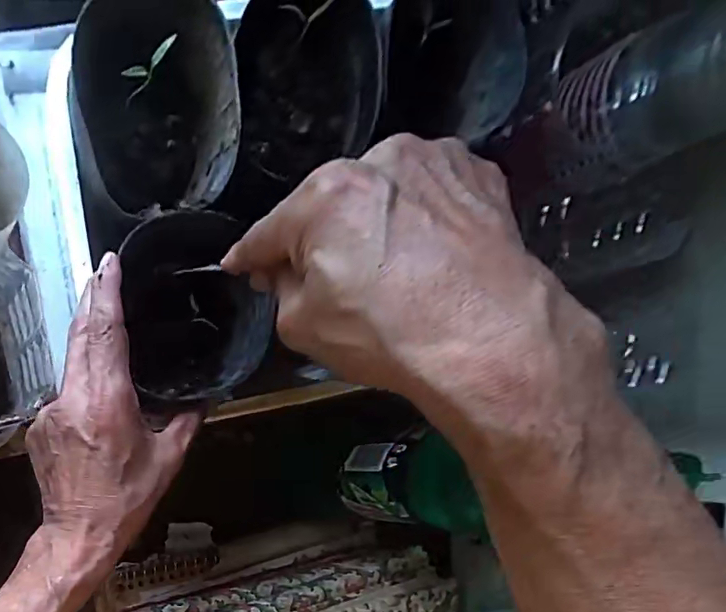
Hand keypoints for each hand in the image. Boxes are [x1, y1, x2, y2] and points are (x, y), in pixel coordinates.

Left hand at [27, 252, 198, 584]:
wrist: (77, 534)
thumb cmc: (125, 499)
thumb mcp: (166, 460)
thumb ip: (184, 422)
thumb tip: (201, 401)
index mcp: (106, 400)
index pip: (105, 333)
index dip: (106, 294)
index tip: (108, 265)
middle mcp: (71, 398)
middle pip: (79, 337)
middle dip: (90, 303)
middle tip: (101, 277)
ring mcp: (48, 413)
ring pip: (68, 366)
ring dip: (85, 345)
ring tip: (101, 327)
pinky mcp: (36, 428)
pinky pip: (61, 395)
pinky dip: (77, 387)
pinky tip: (91, 400)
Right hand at [222, 135, 613, 449]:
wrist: (487, 337)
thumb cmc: (382, 332)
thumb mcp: (298, 324)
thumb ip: (279, 287)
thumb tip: (284, 270)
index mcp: (323, 195)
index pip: (265, 231)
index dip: (247, 256)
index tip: (238, 267)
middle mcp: (377, 160)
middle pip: (321, 205)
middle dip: (310, 238)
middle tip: (311, 278)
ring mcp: (434, 159)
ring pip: (374, 194)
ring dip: (361, 223)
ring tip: (372, 268)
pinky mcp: (477, 174)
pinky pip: (420, 195)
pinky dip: (408, 219)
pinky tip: (415, 256)